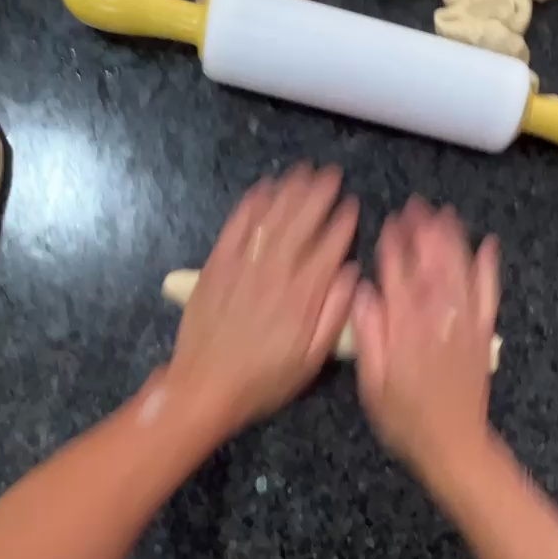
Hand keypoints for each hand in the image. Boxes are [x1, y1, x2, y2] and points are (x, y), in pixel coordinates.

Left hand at [165, 164, 360, 433]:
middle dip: (319, 195)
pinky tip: (263, 189)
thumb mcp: (311, 360)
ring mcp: (244, 265)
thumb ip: (335, 314)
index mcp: (304, 296)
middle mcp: (276, 272)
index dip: (343, 223)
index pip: (330, 247)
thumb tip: (353, 274)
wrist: (205, 386)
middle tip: (331, 175)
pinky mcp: (217, 265)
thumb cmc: (264, 380)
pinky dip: (251, 205)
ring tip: (303, 172)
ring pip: (272, 218)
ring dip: (289, 192)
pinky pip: (237, 226)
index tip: (352, 204)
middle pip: (302, 222)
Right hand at [350, 198, 500, 478]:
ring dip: (453, 240)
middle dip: (423, 233)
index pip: (397, 276)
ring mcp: (465, 326)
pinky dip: (489, 270)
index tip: (388, 223)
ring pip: (461, 272)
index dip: (393, 247)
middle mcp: (438, 319)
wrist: (452, 445)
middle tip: (416, 207)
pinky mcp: (484, 335)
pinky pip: (489, 295)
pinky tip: (487, 246)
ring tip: (444, 214)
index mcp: (405, 329)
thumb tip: (362, 292)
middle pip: (431, 265)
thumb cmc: (404, 419)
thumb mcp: (372, 383)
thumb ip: (368, 335)